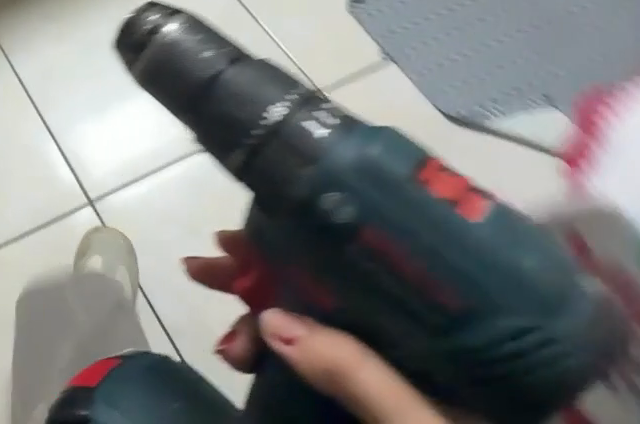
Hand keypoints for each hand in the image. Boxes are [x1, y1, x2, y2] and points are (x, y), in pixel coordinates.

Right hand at [185, 230, 450, 423]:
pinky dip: (273, 351)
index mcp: (438, 335)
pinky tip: (246, 351)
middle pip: (323, 288)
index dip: (293, 245)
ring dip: (257, 320)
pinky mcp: (373, 400)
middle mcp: (410, 342)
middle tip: (200, 271)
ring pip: (310, 322)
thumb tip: (272, 319)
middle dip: (257, 280)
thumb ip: (358, 375)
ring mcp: (390, 373)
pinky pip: (313, 360)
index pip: (357, 268)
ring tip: (226, 343)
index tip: (233, 238)